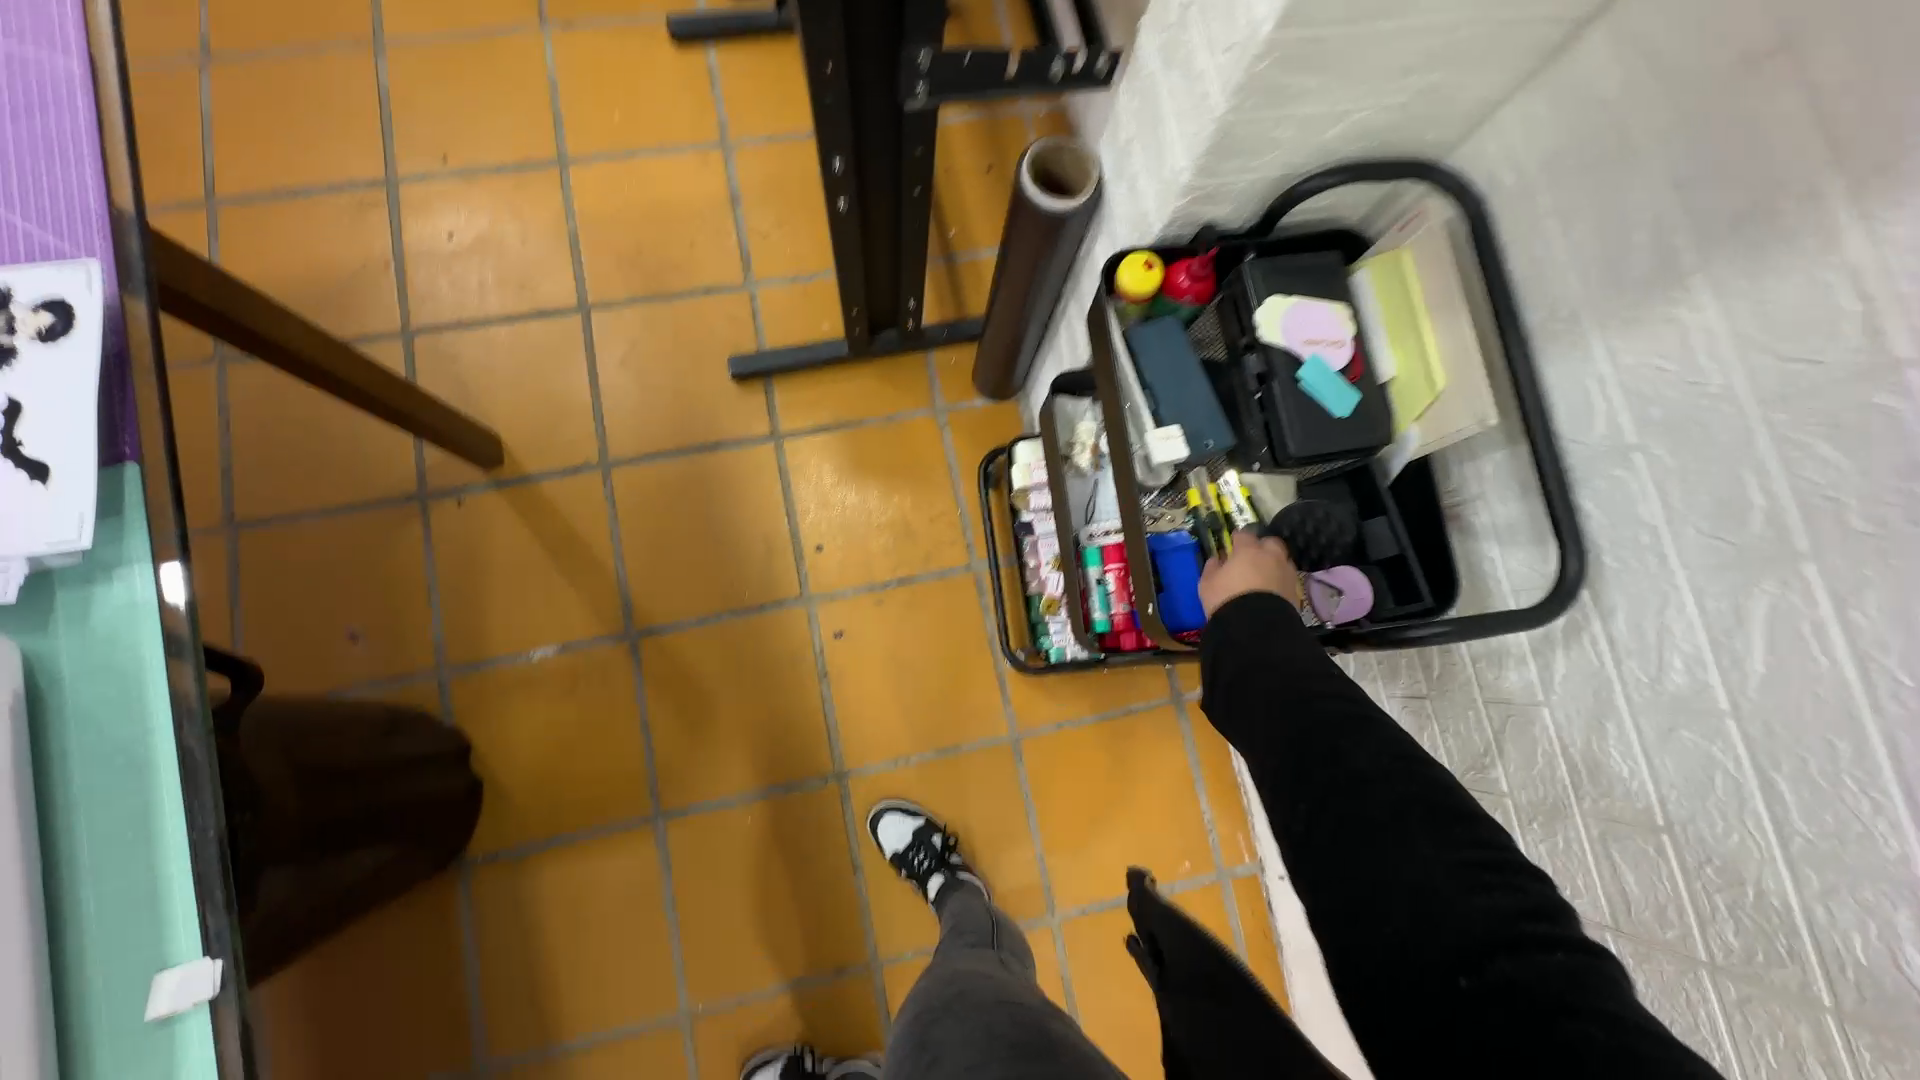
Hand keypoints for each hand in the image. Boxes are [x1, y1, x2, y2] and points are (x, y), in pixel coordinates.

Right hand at [1199, 530, 1300, 616]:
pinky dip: (1280, 580)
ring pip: (1282, 560)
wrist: (1256, 627)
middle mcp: (1271, 556)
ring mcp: (1286, 572)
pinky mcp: (1295, 590)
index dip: (1237, 539)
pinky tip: (1271, 591)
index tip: (1232, 545)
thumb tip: (1217, 558)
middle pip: (1270, 542)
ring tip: (1263, 576)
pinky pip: (1287, 579)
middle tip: (1251, 558)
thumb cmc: (1226, 600)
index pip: (1244, 534)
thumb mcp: (1207, 583)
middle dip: (1262, 547)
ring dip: (1273, 563)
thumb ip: (1212, 567)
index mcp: (1248, 550)